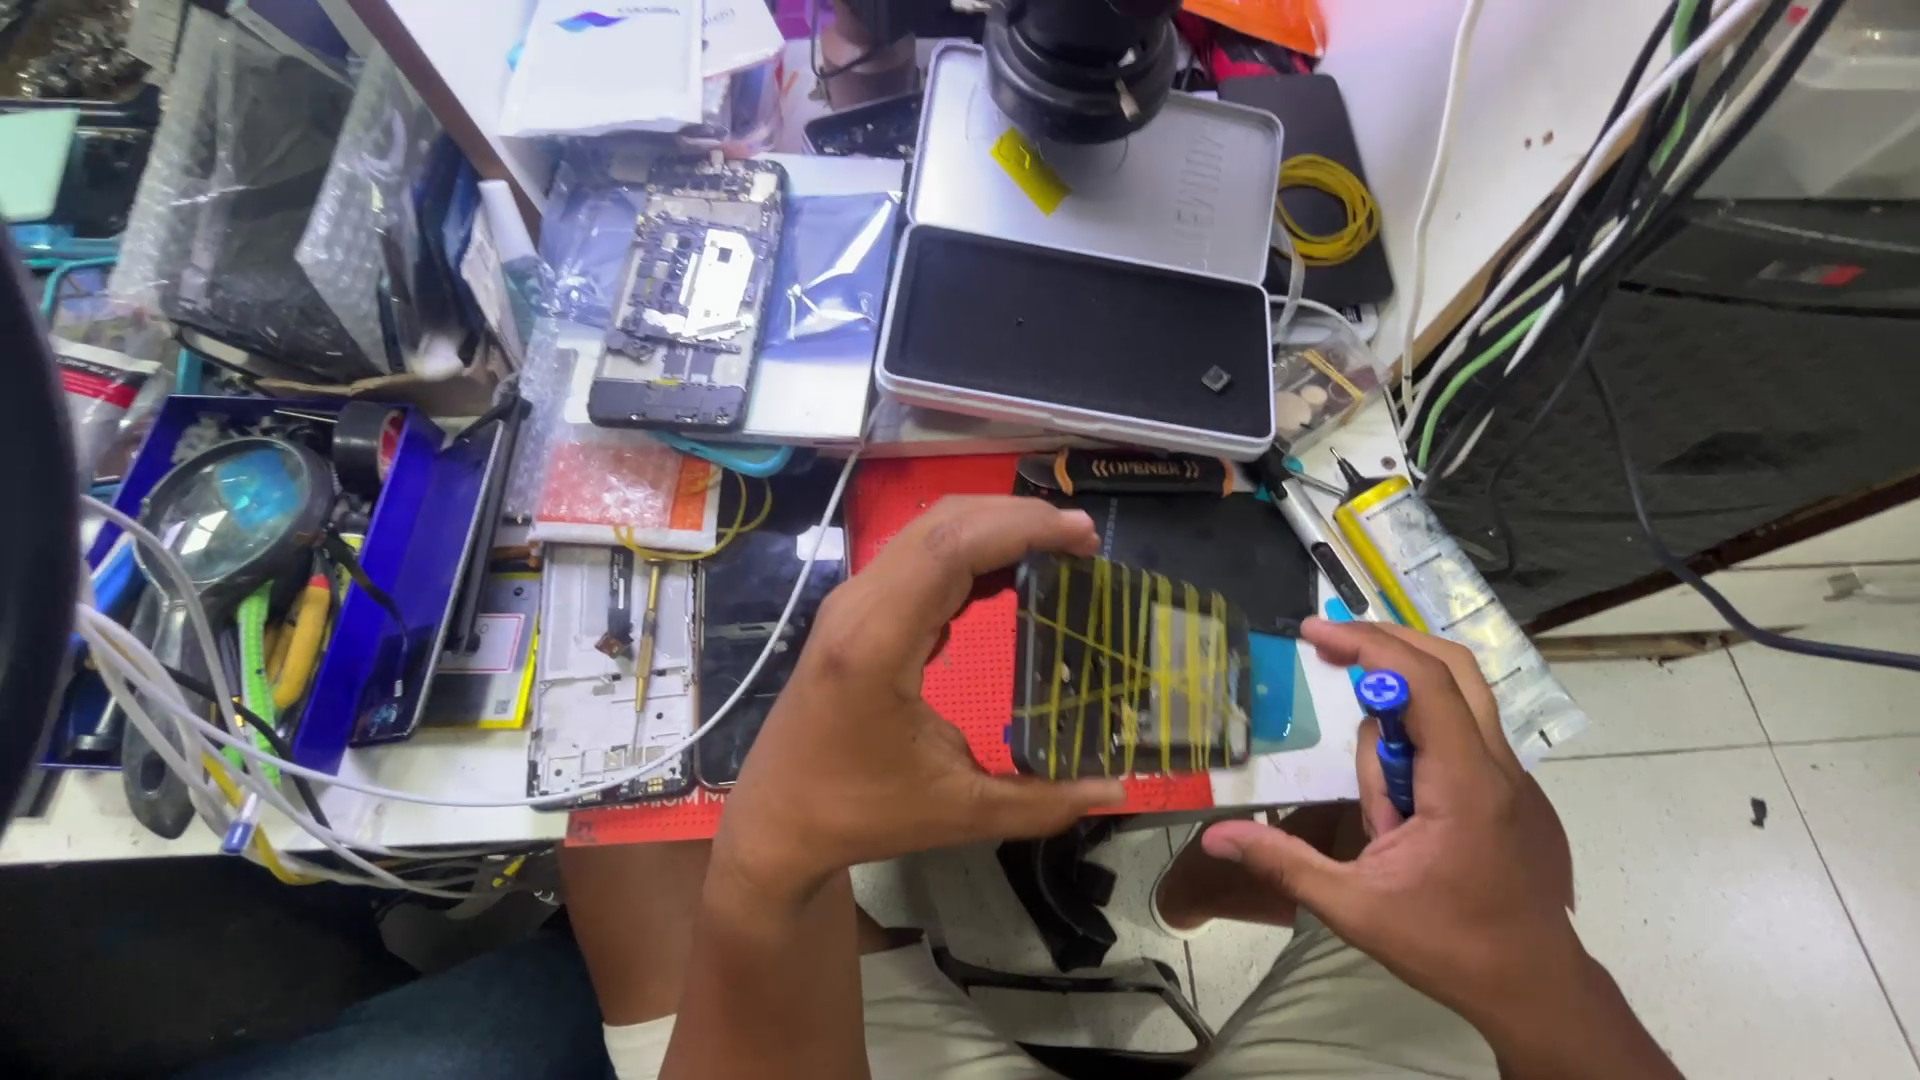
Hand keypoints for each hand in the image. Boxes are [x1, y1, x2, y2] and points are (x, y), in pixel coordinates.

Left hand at [716, 496, 1127, 903]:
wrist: (777, 817)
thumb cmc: (860, 813)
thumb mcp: (958, 813)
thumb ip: (1042, 803)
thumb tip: (1117, 791)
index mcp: (877, 643)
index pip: (950, 549)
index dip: (1021, 527)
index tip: (1082, 537)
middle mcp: (859, 605)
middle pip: (943, 523)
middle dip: (1018, 517)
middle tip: (1080, 540)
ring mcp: (853, 601)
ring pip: (928, 531)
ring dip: (993, 526)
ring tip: (1057, 547)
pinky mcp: (856, 609)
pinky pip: (918, 557)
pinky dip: (969, 550)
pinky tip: (1008, 573)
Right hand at [1201, 618, 1579, 1033]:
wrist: (1543, 996)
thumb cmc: (1449, 947)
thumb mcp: (1353, 906)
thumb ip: (1283, 862)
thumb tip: (1214, 835)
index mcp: (1463, 784)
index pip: (1422, 683)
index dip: (1368, 645)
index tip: (1313, 633)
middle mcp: (1496, 767)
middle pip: (1451, 667)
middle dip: (1387, 642)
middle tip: (1326, 644)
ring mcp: (1513, 779)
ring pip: (1460, 698)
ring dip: (1399, 704)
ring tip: (1367, 779)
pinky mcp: (1513, 794)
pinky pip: (1462, 735)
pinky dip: (1419, 730)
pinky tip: (1392, 790)